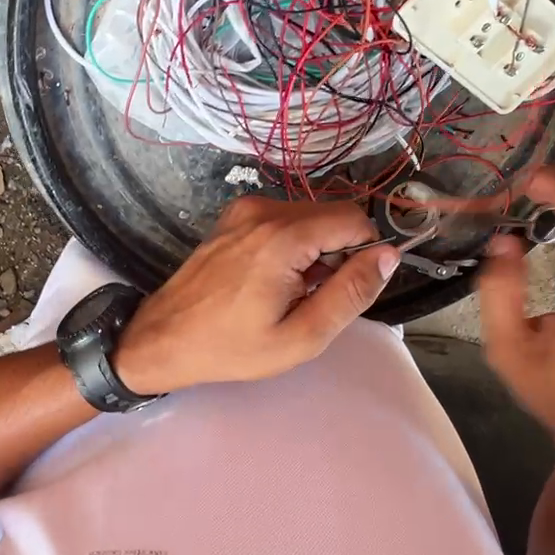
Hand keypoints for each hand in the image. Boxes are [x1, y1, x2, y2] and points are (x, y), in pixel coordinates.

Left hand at [113, 198, 400, 394]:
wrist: (165, 337)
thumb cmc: (232, 346)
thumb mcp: (302, 336)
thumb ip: (350, 293)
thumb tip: (389, 255)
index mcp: (283, 235)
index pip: (354, 218)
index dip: (365, 252)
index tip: (347, 287)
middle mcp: (264, 209)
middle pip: (333, 213)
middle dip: (340, 250)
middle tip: (316, 295)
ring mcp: (245, 208)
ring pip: (310, 215)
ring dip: (316, 248)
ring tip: (292, 290)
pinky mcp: (235, 215)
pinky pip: (285, 218)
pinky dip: (293, 242)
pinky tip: (273, 278)